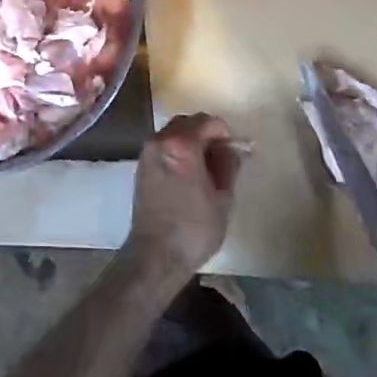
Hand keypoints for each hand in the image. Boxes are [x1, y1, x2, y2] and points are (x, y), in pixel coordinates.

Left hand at [122, 113, 242, 285]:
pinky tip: (189, 172)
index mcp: (181, 145)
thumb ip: (228, 165)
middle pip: (188, 122)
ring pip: (173, 132)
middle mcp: (159, 141)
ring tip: (207, 166)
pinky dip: (178, 149)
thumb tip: (232, 148)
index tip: (235, 151)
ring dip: (191, 140)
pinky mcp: (141, 166)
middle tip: (222, 156)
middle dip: (207, 133)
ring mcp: (147, 152)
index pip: (208, 122)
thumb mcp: (222, 198)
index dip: (225, 133)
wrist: (155, 255)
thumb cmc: (194, 229)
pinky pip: (163, 145)